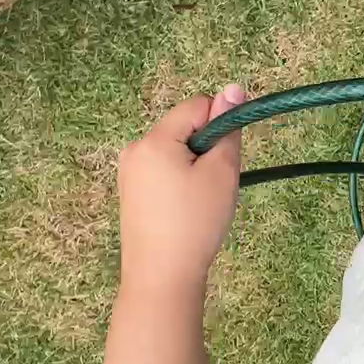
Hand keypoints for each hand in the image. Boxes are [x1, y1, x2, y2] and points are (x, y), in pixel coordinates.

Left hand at [116, 84, 247, 301]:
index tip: (226, 156)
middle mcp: (134, 150)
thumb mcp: (222, 169)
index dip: (221, 123)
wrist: (162, 276)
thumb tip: (234, 87)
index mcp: (154, 140)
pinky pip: (165, 166)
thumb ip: (228, 126)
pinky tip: (188, 204)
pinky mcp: (131, 191)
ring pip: (178, 147)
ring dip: (197, 161)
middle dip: (208, 143)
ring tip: (203, 195)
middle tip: (216, 180)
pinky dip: (183, 176)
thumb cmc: (197, 219)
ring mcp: (129, 172)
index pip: (197, 106)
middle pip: (186, 125)